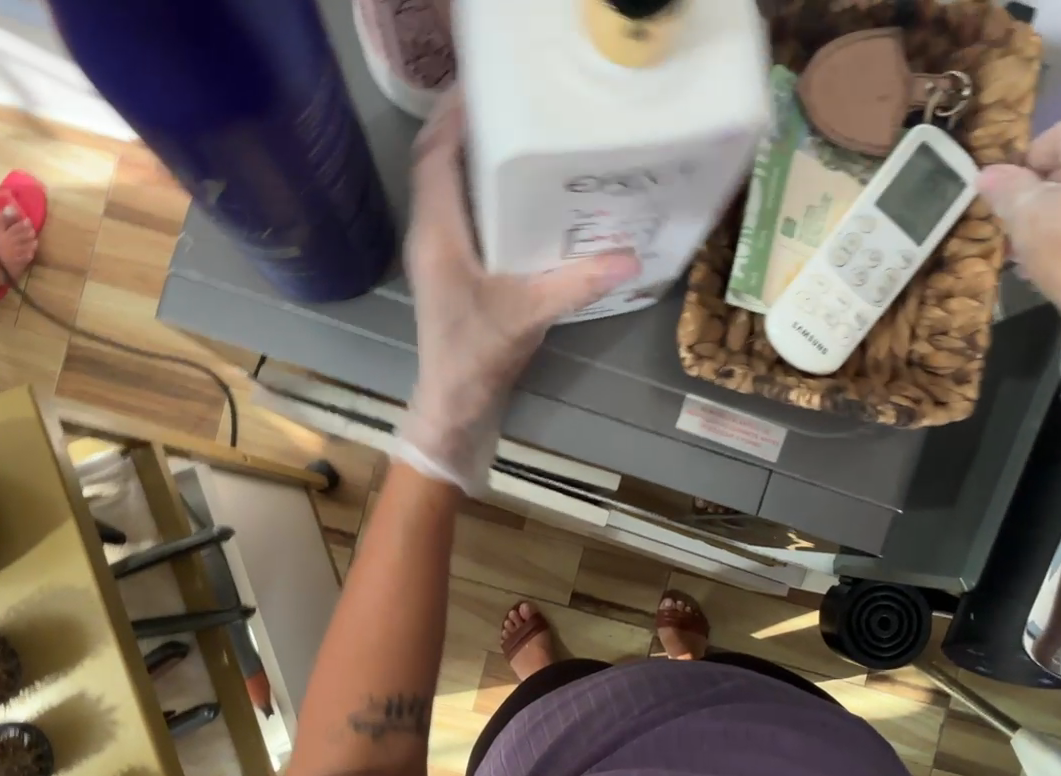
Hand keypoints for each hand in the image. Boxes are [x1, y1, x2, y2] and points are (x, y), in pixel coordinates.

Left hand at [394, 91, 638, 492]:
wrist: (454, 402)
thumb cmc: (477, 355)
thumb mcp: (529, 314)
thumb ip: (577, 284)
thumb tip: (631, 258)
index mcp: (437, 234)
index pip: (434, 157)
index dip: (454, 118)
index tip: (486, 89)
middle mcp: (428, 235)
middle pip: (438, 165)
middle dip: (466, 130)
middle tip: (513, 106)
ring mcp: (435, 253)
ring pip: (445, 190)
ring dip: (471, 160)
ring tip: (516, 136)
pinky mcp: (448, 270)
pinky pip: (457, 214)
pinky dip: (478, 193)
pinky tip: (516, 194)